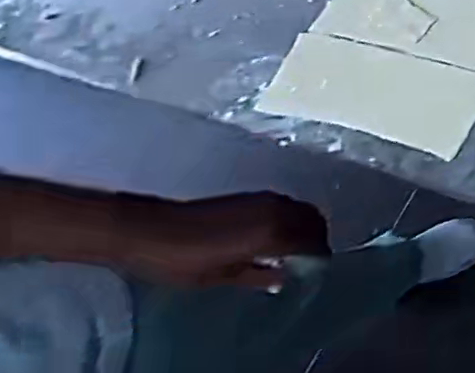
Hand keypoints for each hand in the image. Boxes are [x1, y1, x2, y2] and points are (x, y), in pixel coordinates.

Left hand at [112, 192, 329, 289]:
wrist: (155, 229)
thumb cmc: (184, 260)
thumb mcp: (221, 276)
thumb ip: (258, 275)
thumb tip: (283, 277)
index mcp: (272, 231)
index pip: (311, 239)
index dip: (319, 254)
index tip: (318, 267)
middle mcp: (277, 209)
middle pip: (313, 218)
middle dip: (318, 236)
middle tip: (312, 257)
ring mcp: (267, 198)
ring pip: (302, 209)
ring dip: (306, 225)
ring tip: (296, 247)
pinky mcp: (256, 195)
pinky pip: (289, 204)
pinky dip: (294, 217)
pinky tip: (278, 235)